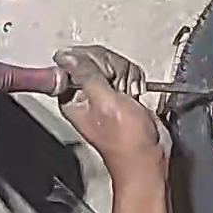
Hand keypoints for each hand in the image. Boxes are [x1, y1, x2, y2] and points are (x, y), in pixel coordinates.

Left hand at [55, 46, 167, 191]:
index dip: (95, 62)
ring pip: (115, 64)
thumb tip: (65, 56)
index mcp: (72, 96)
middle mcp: (86, 94)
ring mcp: (104, 93)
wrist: (147, 156)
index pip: (76, 60)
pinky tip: (137, 95)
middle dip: (115, 70)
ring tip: (130, 96)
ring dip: (128, 77)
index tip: (106, 75)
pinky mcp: (121, 94)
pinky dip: (136, 81)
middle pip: (98, 59)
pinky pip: (128, 73)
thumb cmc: (125, 140)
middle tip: (120, 89)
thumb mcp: (104, 102)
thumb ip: (85, 76)